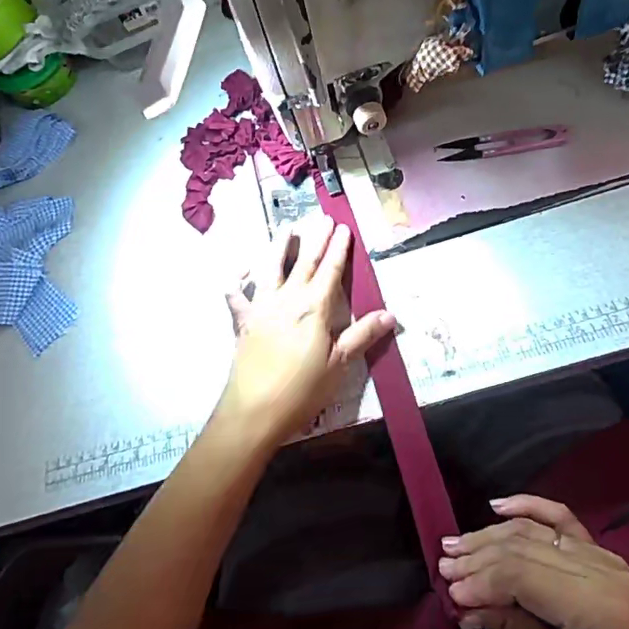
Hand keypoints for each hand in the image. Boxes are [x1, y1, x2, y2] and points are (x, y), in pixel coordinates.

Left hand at [217, 216, 395, 447]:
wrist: (255, 409)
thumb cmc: (302, 390)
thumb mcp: (340, 365)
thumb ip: (362, 336)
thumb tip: (391, 315)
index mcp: (313, 308)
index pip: (330, 271)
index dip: (338, 249)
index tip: (343, 228)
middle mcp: (286, 300)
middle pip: (304, 263)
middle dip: (316, 239)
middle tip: (322, 218)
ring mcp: (261, 308)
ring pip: (271, 269)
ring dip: (279, 247)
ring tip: (286, 228)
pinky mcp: (243, 321)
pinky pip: (237, 295)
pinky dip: (238, 280)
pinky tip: (241, 271)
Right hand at [439, 496, 628, 628]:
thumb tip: (465, 603)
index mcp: (600, 610)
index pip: (522, 576)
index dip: (480, 581)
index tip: (449, 593)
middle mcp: (605, 572)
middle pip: (524, 549)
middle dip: (478, 558)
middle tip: (442, 567)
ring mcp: (609, 561)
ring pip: (534, 533)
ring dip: (490, 537)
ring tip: (453, 546)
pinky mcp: (607, 560)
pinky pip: (563, 522)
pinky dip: (530, 508)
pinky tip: (498, 506)